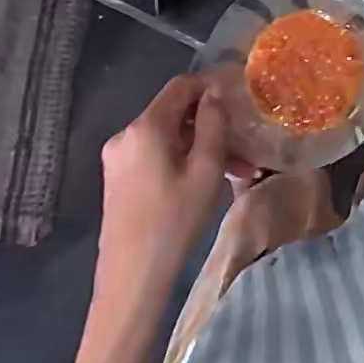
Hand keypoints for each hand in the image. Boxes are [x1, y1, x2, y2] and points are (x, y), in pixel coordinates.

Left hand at [96, 75, 234, 285]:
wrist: (132, 276)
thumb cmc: (175, 219)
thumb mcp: (207, 169)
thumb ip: (214, 124)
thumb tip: (214, 96)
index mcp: (146, 127)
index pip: (181, 86)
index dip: (211, 86)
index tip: (240, 100)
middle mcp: (126, 135)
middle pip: (175, 112)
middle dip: (212, 124)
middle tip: (245, 146)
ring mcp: (119, 157)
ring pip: (169, 136)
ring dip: (202, 146)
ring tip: (237, 171)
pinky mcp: (119, 177)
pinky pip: (157, 154)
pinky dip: (184, 159)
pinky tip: (207, 181)